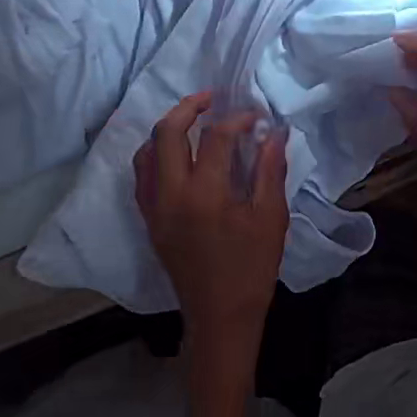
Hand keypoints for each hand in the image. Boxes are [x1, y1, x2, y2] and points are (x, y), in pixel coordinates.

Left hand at [134, 92, 289, 345]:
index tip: (256, 118)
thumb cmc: (251, 269)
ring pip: (147, 150)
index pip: (216, 138)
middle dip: (189, 107)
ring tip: (193, 120)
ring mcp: (154, 207)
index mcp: (205, 194)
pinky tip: (176, 153)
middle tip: (212, 98)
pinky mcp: (149, 219)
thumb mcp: (270, 219)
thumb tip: (274, 132)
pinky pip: (142, 174)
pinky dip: (155, 153)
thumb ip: (270, 170)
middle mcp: (171, 194)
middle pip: (168, 132)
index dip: (238, 120)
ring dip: (169, 127)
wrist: (219, 318)